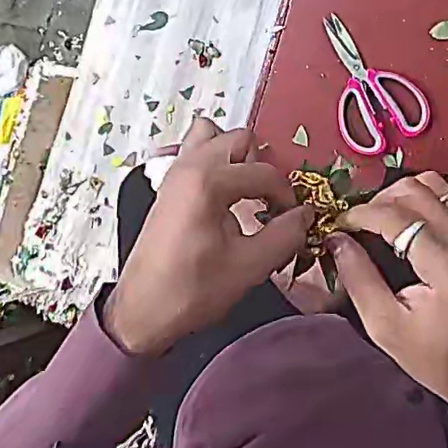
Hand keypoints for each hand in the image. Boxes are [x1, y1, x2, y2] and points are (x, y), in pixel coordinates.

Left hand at [104, 118, 311, 355]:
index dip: (285, 194)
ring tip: (245, 189)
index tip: (291, 216)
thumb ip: (286, 234)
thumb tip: (305, 215)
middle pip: (239, 139)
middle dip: (261, 165)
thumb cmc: (192, 290)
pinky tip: (224, 196)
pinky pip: (195, 152)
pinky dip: (215, 162)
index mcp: (208, 182)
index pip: (263, 171)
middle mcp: (189, 166)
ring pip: (212, 136)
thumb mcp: (250, 266)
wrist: (142, 312)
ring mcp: (174, 172)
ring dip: (235, 155)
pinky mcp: (168, 185)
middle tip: (269, 198)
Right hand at [329, 173, 447, 416]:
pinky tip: (412, 215)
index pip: (397, 217)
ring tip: (381, 216)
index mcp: (447, 267)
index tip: (339, 224)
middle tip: (358, 223)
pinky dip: (429, 194)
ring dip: (403, 193)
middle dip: (378, 201)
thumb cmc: (435, 358)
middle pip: (415, 192)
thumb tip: (336, 238)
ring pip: (436, 184)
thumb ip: (358, 278)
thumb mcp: (385, 327)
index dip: (361, 214)